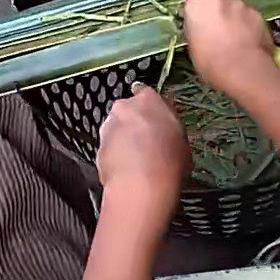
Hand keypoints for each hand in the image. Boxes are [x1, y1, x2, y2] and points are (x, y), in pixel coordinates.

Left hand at [96, 85, 188, 225]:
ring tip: (136, 161)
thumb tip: (166, 127)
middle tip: (147, 144)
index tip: (156, 122)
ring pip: (116, 130)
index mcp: (148, 99)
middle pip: (128, 111)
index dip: (151, 110)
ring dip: (123, 140)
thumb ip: (170, 127)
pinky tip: (125, 171)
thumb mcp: (182, 141)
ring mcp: (107, 127)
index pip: (147, 94)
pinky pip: (109, 149)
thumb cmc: (170, 160)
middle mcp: (123, 107)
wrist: (141, 185)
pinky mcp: (97, 148)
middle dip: (134, 124)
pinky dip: (115, 156)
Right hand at [184, 0, 279, 100]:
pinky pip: (249, 18)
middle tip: (217, 38)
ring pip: (233, 10)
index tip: (199, 33)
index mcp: (195, 7)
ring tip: (235, 42)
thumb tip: (201, 34)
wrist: (243, 70)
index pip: (192, 8)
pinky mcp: (257, 13)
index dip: (196, 22)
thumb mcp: (193, 51)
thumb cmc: (212, 64)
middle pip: (214, 5)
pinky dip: (248, 26)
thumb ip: (196, 34)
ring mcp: (239, 4)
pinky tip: (248, 44)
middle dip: (216, 17)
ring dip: (233, 21)